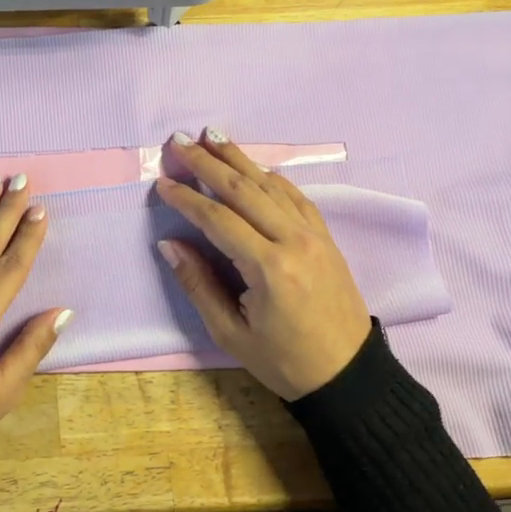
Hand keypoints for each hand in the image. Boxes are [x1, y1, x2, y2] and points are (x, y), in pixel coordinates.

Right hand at [154, 130, 371, 401]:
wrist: (348, 375)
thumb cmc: (283, 361)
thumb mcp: (230, 333)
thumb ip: (199, 284)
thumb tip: (170, 244)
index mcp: (269, 268)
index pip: (218, 219)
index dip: (187, 198)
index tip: (162, 182)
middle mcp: (294, 242)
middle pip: (244, 190)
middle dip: (209, 163)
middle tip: (180, 141)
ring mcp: (315, 237)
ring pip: (271, 186)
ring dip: (239, 159)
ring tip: (212, 136)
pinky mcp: (327, 239)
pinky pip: (296, 197)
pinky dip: (271, 178)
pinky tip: (255, 167)